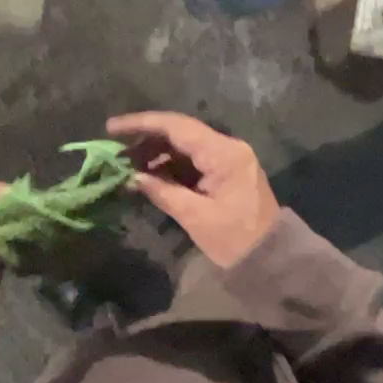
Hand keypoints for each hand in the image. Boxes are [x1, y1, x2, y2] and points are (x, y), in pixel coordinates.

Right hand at [106, 112, 279, 267]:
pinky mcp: (227, 171)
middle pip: (180, 132)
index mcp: (223, 153)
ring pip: (185, 145)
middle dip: (146, 140)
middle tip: (116, 153)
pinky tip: (150, 176)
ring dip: (156, 153)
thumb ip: (162, 191)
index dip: (141, 124)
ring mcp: (229, 158)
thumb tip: (132, 177)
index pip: (176, 127)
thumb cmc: (234, 239)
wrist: (270, 259)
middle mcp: (228, 147)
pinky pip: (194, 159)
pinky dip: (170, 165)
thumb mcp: (194, 216)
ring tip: (129, 167)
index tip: (111, 128)